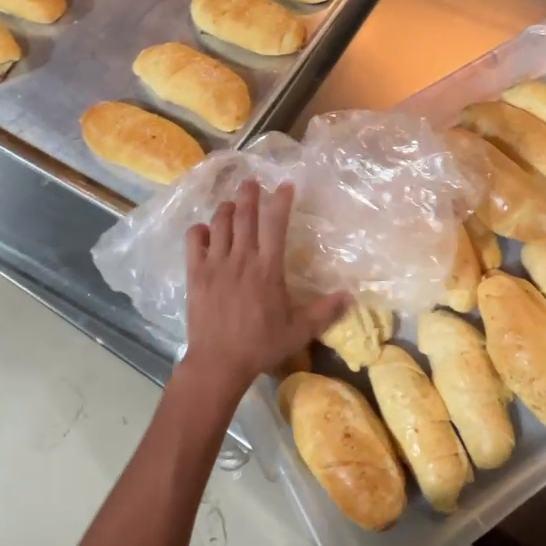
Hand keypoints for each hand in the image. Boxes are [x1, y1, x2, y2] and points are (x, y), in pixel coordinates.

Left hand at [182, 180, 349, 395]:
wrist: (219, 362)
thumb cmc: (261, 345)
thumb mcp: (299, 330)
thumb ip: (325, 311)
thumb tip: (351, 296)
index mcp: (268, 268)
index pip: (275, 223)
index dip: (281, 200)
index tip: (285, 185)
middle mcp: (242, 258)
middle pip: (244, 214)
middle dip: (249, 193)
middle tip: (252, 182)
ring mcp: (216, 264)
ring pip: (219, 222)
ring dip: (226, 208)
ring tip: (232, 203)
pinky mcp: (196, 273)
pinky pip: (194, 240)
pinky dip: (200, 230)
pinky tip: (206, 230)